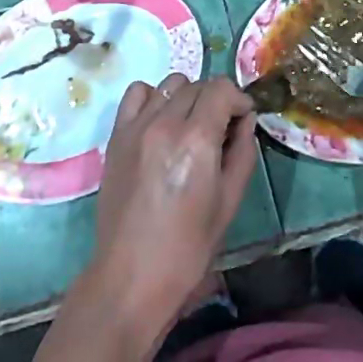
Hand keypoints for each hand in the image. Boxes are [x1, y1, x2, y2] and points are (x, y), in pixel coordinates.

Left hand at [37, 74, 256, 361]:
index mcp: (196, 139)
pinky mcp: (117, 136)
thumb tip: (245, 121)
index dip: (238, 99)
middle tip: (221, 130)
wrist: (130, 277)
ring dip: (188, 97)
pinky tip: (161, 122)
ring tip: (190, 126)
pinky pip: (137, 93)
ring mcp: (136, 127)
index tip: (243, 120)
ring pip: (171, 84)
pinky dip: (153, 98)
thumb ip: (243, 151)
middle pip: (198, 84)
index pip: (222, 88)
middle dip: (216, 100)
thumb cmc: (187, 247)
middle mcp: (165, 123)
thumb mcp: (230, 200)